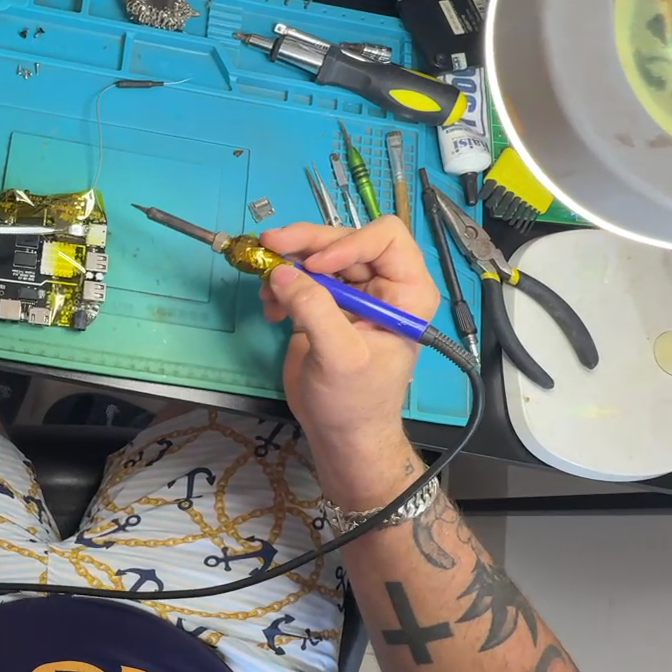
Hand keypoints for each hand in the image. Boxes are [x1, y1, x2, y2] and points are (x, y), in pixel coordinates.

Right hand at [259, 217, 438, 507]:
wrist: (340, 433)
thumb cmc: (354, 400)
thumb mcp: (340, 356)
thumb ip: (314, 309)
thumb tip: (280, 272)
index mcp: (405, 291)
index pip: (384, 238)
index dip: (348, 242)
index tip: (314, 265)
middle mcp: (381, 285)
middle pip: (343, 240)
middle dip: (306, 243)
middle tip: (268, 245)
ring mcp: (349, 294)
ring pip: (316, 256)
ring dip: (287, 264)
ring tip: (266, 287)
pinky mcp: (322, 306)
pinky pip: (299, 279)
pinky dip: (280, 286)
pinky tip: (270, 308)